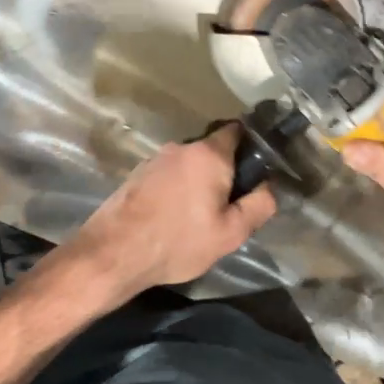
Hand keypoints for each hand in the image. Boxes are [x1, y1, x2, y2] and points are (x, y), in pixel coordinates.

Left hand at [68, 124, 277, 300]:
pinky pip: (168, 176)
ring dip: (197, 183)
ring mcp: (155, 159)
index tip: (256, 171)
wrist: (114, 252)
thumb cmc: (179, 241)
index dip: (250, 147)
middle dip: (223, 173)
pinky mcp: (136, 175)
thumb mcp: (231, 233)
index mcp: (208, 154)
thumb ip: (258, 206)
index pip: (237, 130)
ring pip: (188, 165)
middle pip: (212, 151)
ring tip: (197, 217)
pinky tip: (173, 218)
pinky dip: (176, 190)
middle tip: (227, 206)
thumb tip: (269, 187)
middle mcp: (181, 147)